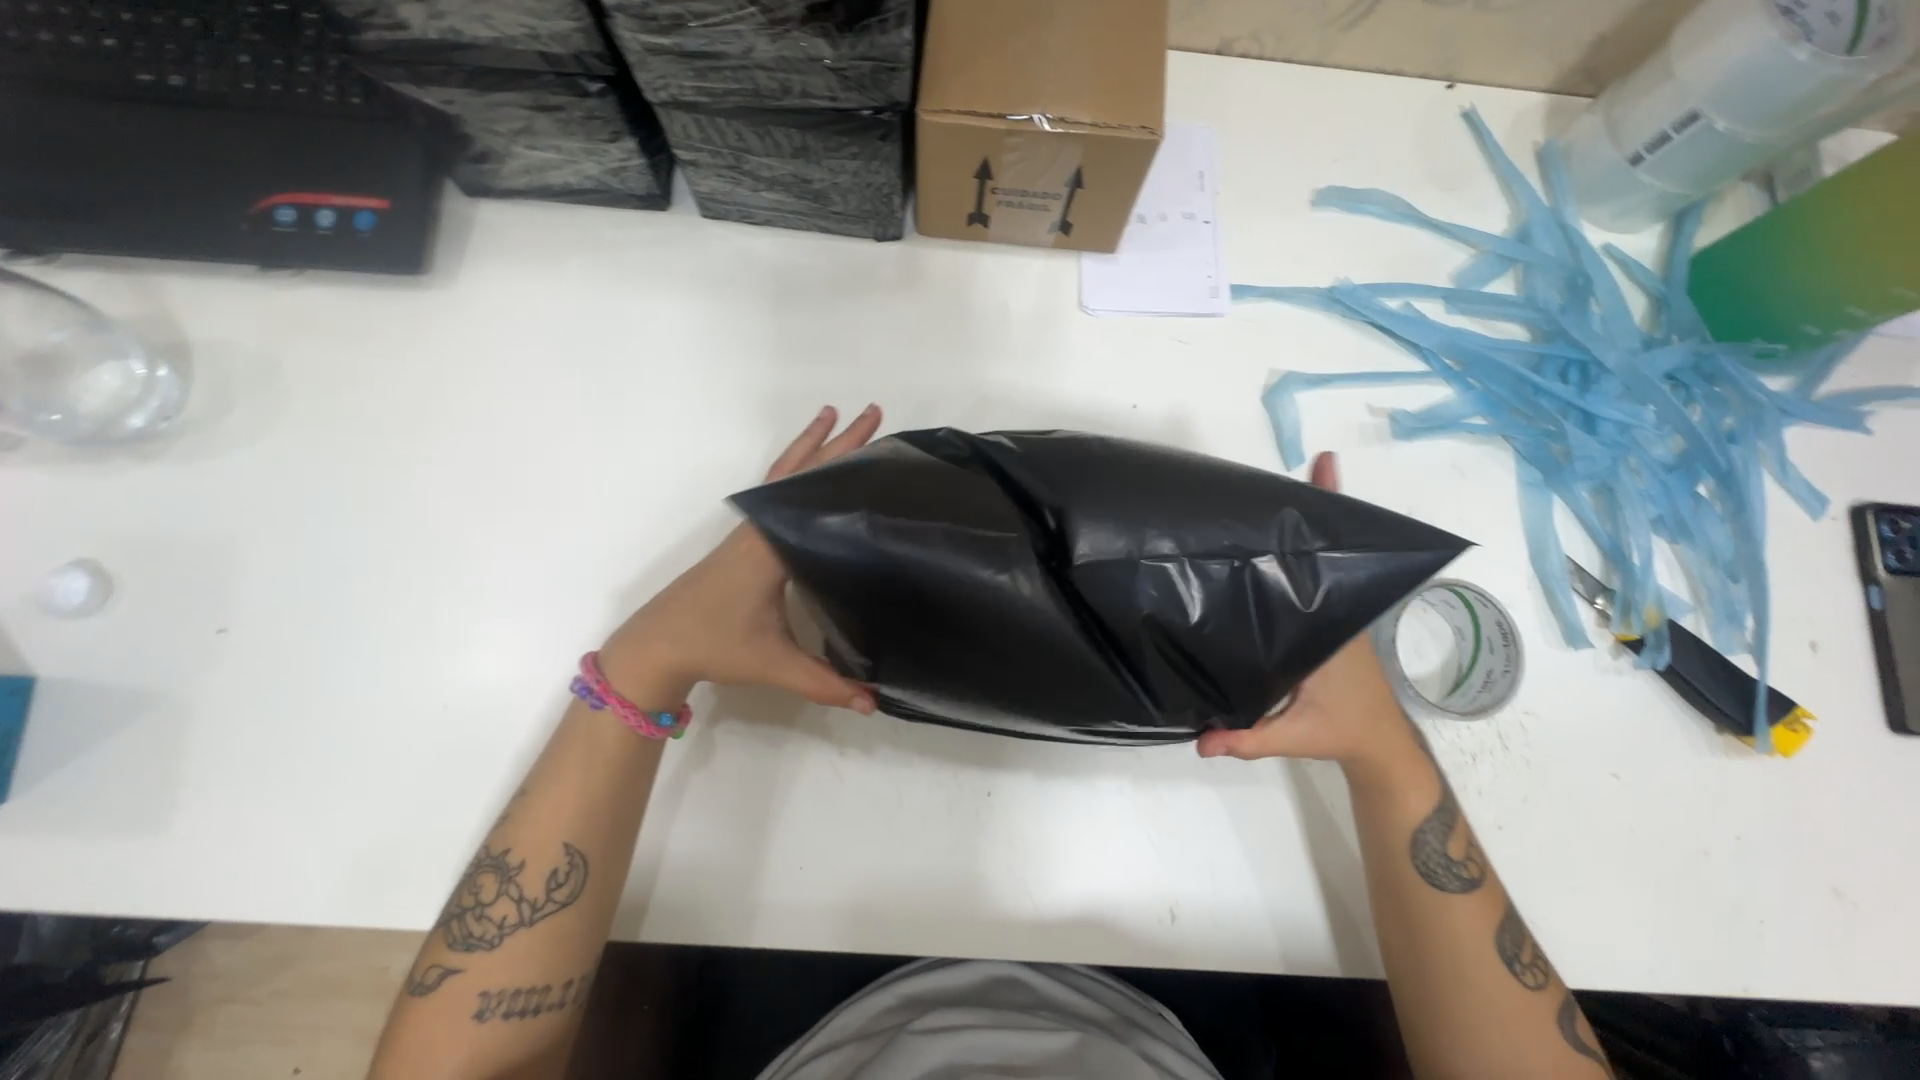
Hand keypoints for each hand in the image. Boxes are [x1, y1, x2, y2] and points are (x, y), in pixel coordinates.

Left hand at [598, 405, 883, 713]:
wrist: (657, 644)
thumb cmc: (714, 645)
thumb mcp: (773, 664)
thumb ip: (825, 683)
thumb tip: (874, 702)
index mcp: (771, 546)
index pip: (813, 495)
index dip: (844, 466)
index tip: (877, 441)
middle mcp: (760, 528)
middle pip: (800, 471)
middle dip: (838, 441)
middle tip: (872, 411)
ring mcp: (749, 531)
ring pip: (784, 475)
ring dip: (813, 446)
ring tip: (839, 418)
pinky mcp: (744, 541)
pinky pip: (775, 492)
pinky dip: (794, 470)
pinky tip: (806, 471)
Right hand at [1195, 453, 1423, 770]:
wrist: (1377, 741)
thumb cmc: (1342, 732)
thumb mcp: (1295, 737)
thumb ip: (1249, 740)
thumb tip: (1201, 742)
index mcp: (1331, 629)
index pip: (1328, 562)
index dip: (1328, 515)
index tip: (1322, 470)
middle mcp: (1335, 612)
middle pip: (1322, 550)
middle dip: (1305, 507)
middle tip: (1267, 474)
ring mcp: (1331, 614)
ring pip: (1318, 562)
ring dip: (1296, 528)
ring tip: (1256, 497)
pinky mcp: (1323, 621)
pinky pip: (1313, 579)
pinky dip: (1296, 554)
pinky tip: (1264, 541)